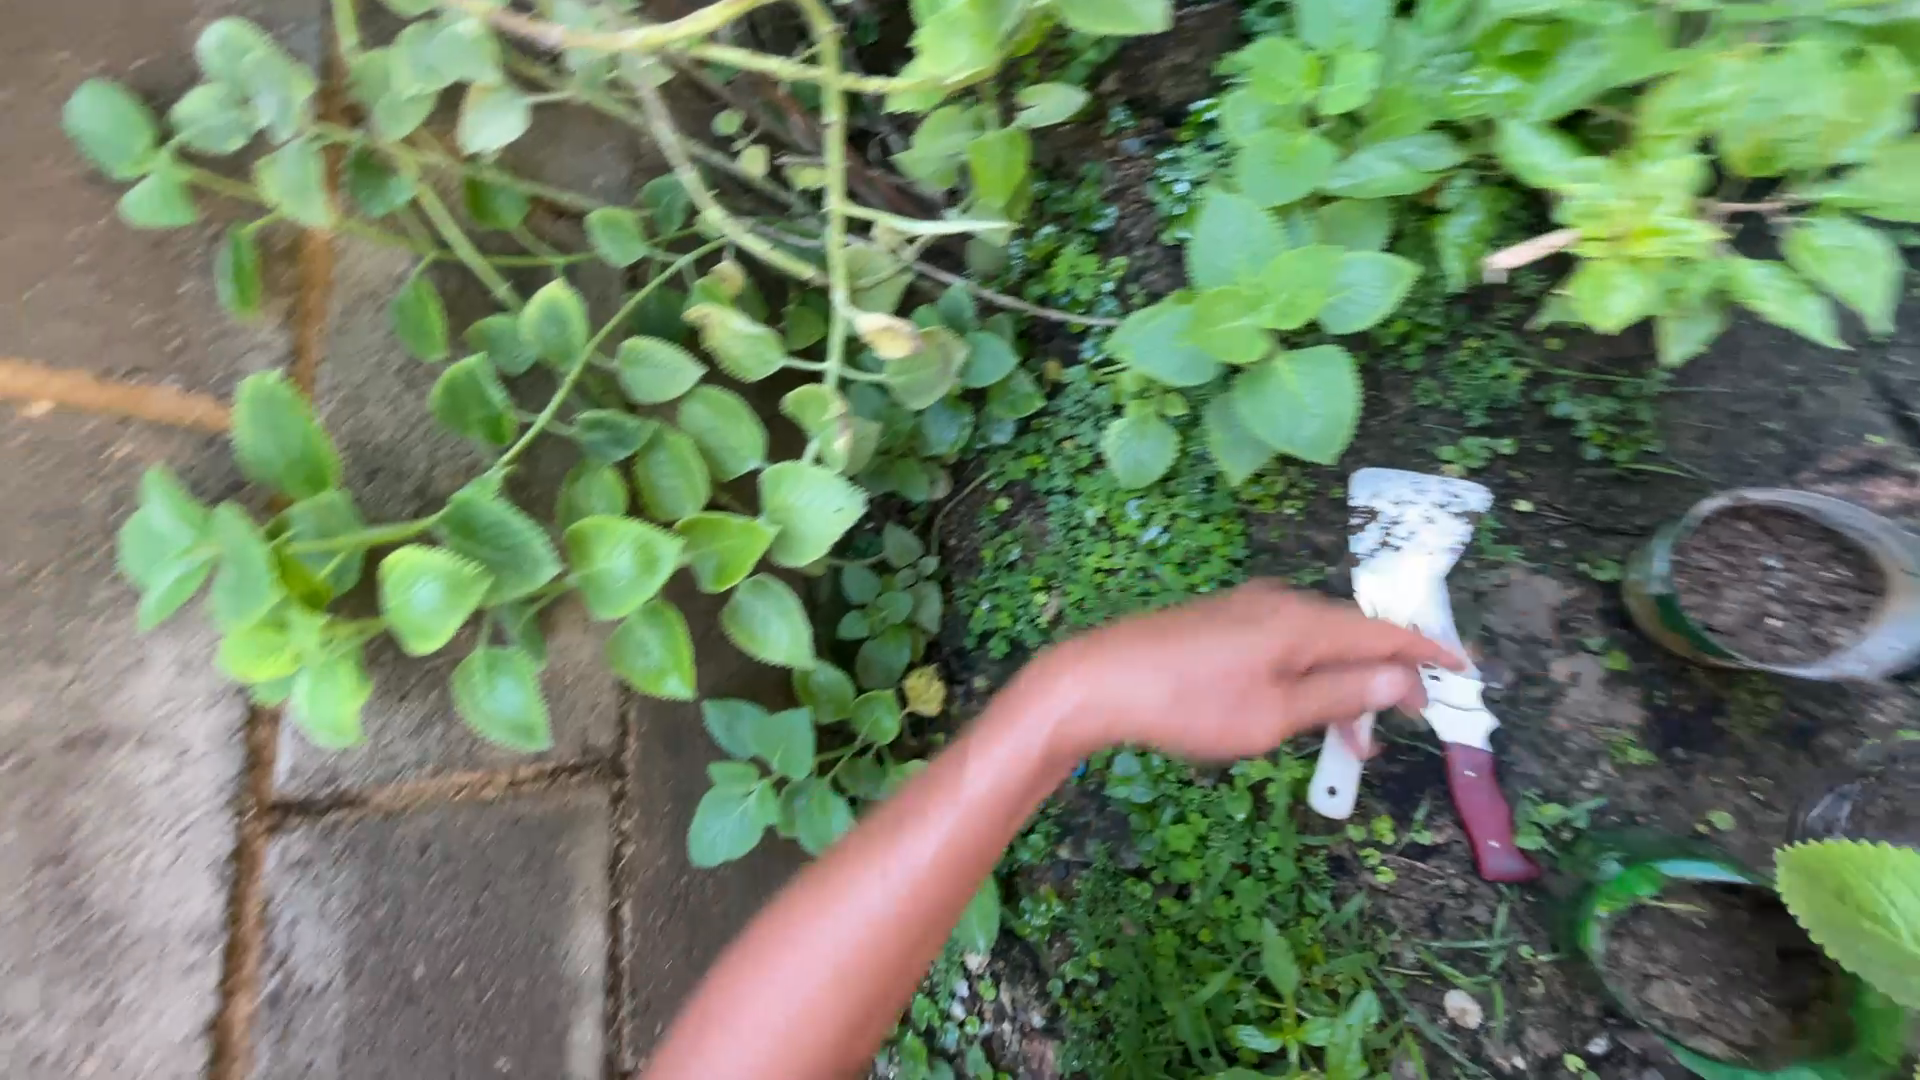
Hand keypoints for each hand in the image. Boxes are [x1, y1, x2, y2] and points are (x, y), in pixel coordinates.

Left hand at [1026, 581, 1463, 762]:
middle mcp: (1274, 602)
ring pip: (1310, 643)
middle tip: (1396, 730)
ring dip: (1336, 685)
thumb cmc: (1188, 704)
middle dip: (1379, 681)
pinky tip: (1294, 706)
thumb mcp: (1273, 713)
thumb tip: (1403, 677)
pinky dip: (1300, 675)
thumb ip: (1340, 693)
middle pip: (1348, 636)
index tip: (1465, 672)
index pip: (1383, 631)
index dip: (1428, 653)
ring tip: (1346, 738)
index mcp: (1299, 619)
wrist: (1097, 680)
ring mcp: (1240, 608)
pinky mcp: (1215, 622)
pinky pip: (1277, 643)